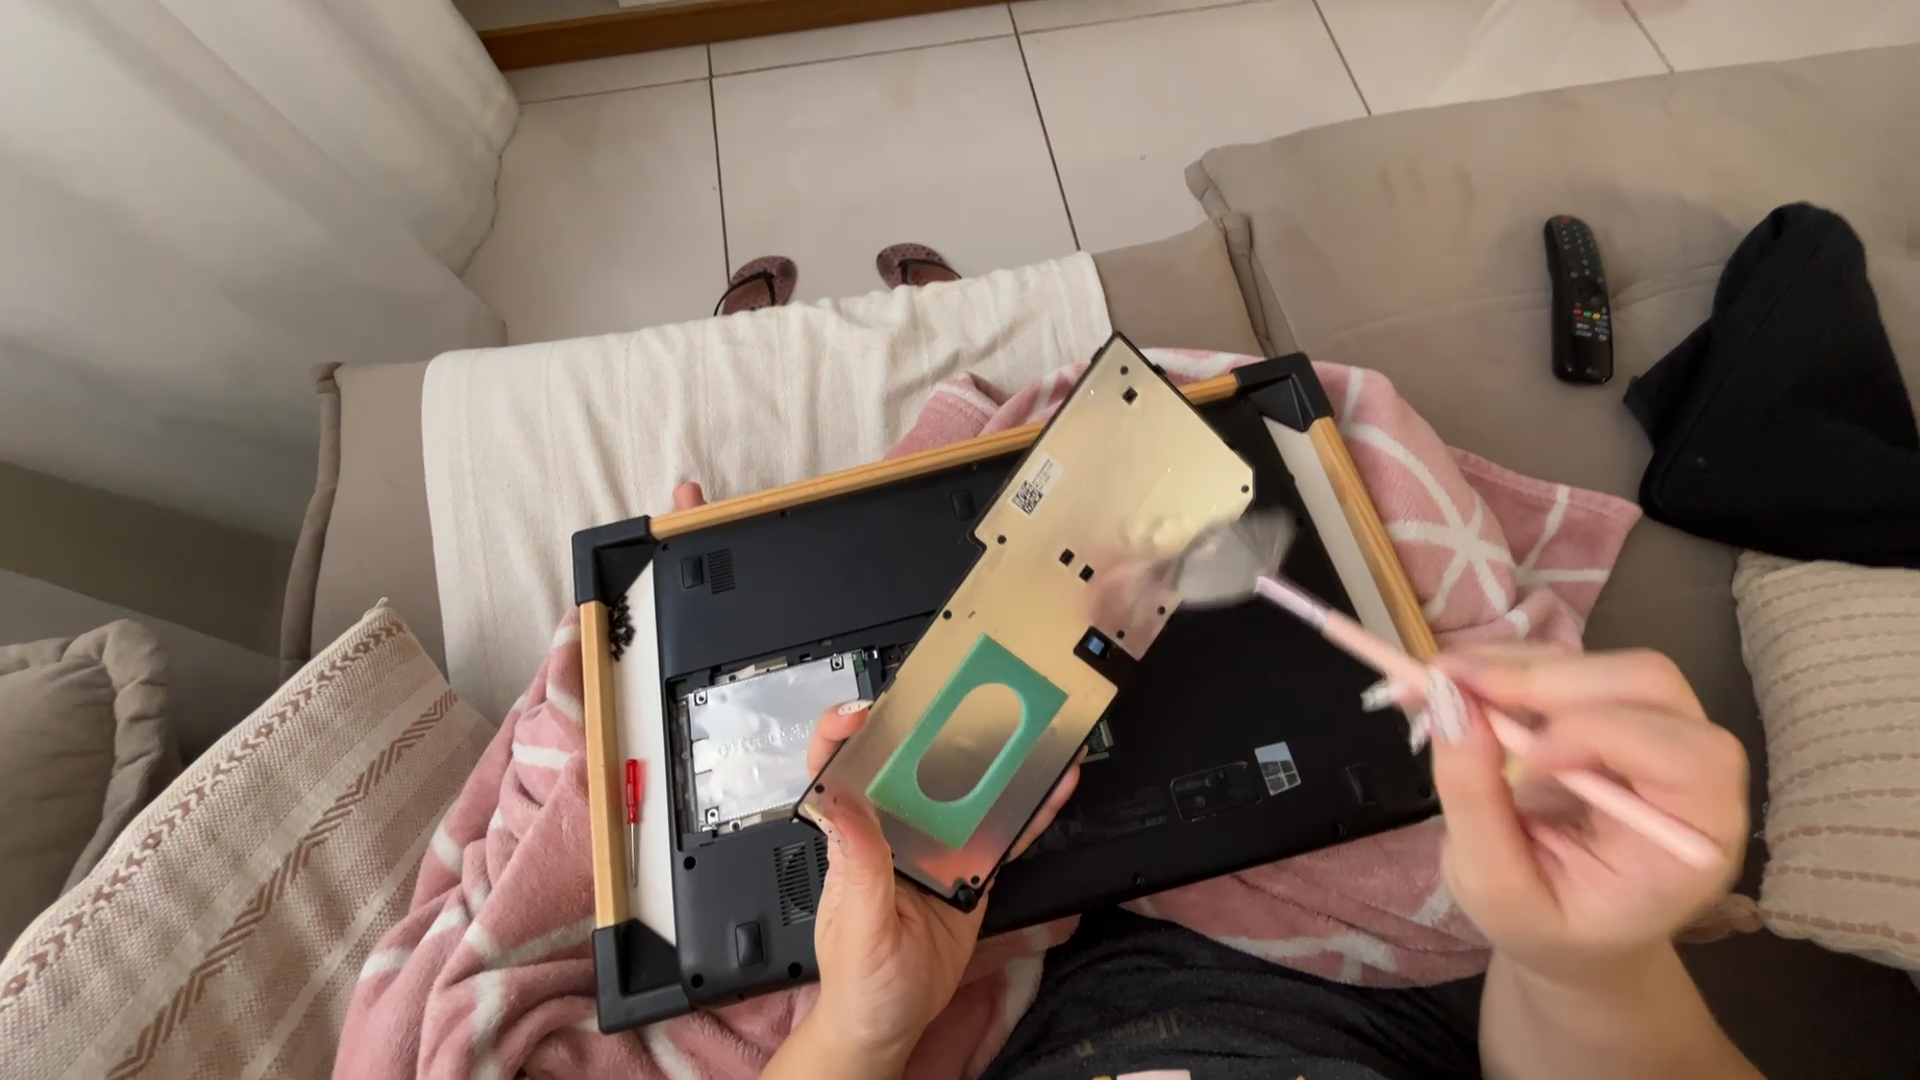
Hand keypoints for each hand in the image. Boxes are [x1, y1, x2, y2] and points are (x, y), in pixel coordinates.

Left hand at [797, 702, 1078, 1071]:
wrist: (895, 1022)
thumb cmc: (862, 980)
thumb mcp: (857, 924)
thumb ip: (857, 866)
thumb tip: (842, 804)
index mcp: (856, 836)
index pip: (837, 768)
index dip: (843, 731)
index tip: (863, 712)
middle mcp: (895, 829)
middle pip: (912, 762)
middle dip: (937, 724)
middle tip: (969, 695)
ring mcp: (936, 843)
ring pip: (965, 788)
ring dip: (993, 759)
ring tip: (1027, 730)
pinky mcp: (970, 865)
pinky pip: (1002, 829)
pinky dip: (1029, 808)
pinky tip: (1052, 788)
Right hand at [1428, 647, 1747, 980]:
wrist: (1567, 932)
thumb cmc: (1544, 925)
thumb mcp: (1494, 886)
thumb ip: (1472, 798)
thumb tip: (1447, 703)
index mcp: (1687, 838)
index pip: (1684, 754)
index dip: (1600, 734)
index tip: (1525, 760)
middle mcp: (1684, 777)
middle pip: (1645, 684)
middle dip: (1541, 675)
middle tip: (1449, 682)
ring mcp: (1643, 739)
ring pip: (1593, 664)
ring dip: (1507, 663)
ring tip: (1431, 683)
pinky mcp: (1596, 718)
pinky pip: (1554, 668)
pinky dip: (1495, 666)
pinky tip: (1449, 687)